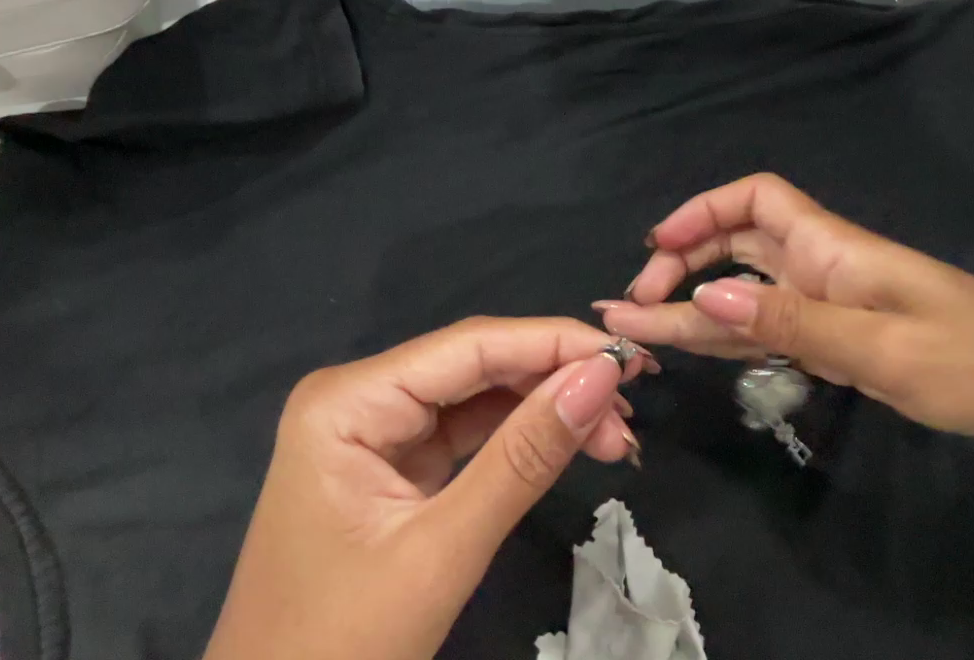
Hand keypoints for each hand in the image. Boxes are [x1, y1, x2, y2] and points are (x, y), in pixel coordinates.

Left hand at [203, 316, 649, 659]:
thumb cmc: (341, 646)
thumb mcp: (442, 552)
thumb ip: (523, 459)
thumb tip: (601, 377)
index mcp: (348, 400)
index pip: (471, 346)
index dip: (555, 343)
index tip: (630, 356)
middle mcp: (359, 396)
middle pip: (476, 365)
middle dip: (556, 381)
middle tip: (632, 404)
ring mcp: (374, 429)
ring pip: (479, 396)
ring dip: (545, 410)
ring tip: (616, 434)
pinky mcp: (392, 463)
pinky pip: (467, 432)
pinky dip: (520, 439)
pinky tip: (570, 443)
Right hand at [596, 173, 973, 439]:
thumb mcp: (885, 347)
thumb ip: (794, 322)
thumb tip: (708, 296)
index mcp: (832, 248)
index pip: (754, 201)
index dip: (700, 213)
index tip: (655, 249)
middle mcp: (822, 267)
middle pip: (737, 246)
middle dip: (682, 266)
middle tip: (634, 307)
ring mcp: (830, 304)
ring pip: (746, 291)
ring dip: (693, 305)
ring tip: (637, 327)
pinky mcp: (840, 338)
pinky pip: (769, 327)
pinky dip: (729, 333)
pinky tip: (694, 342)